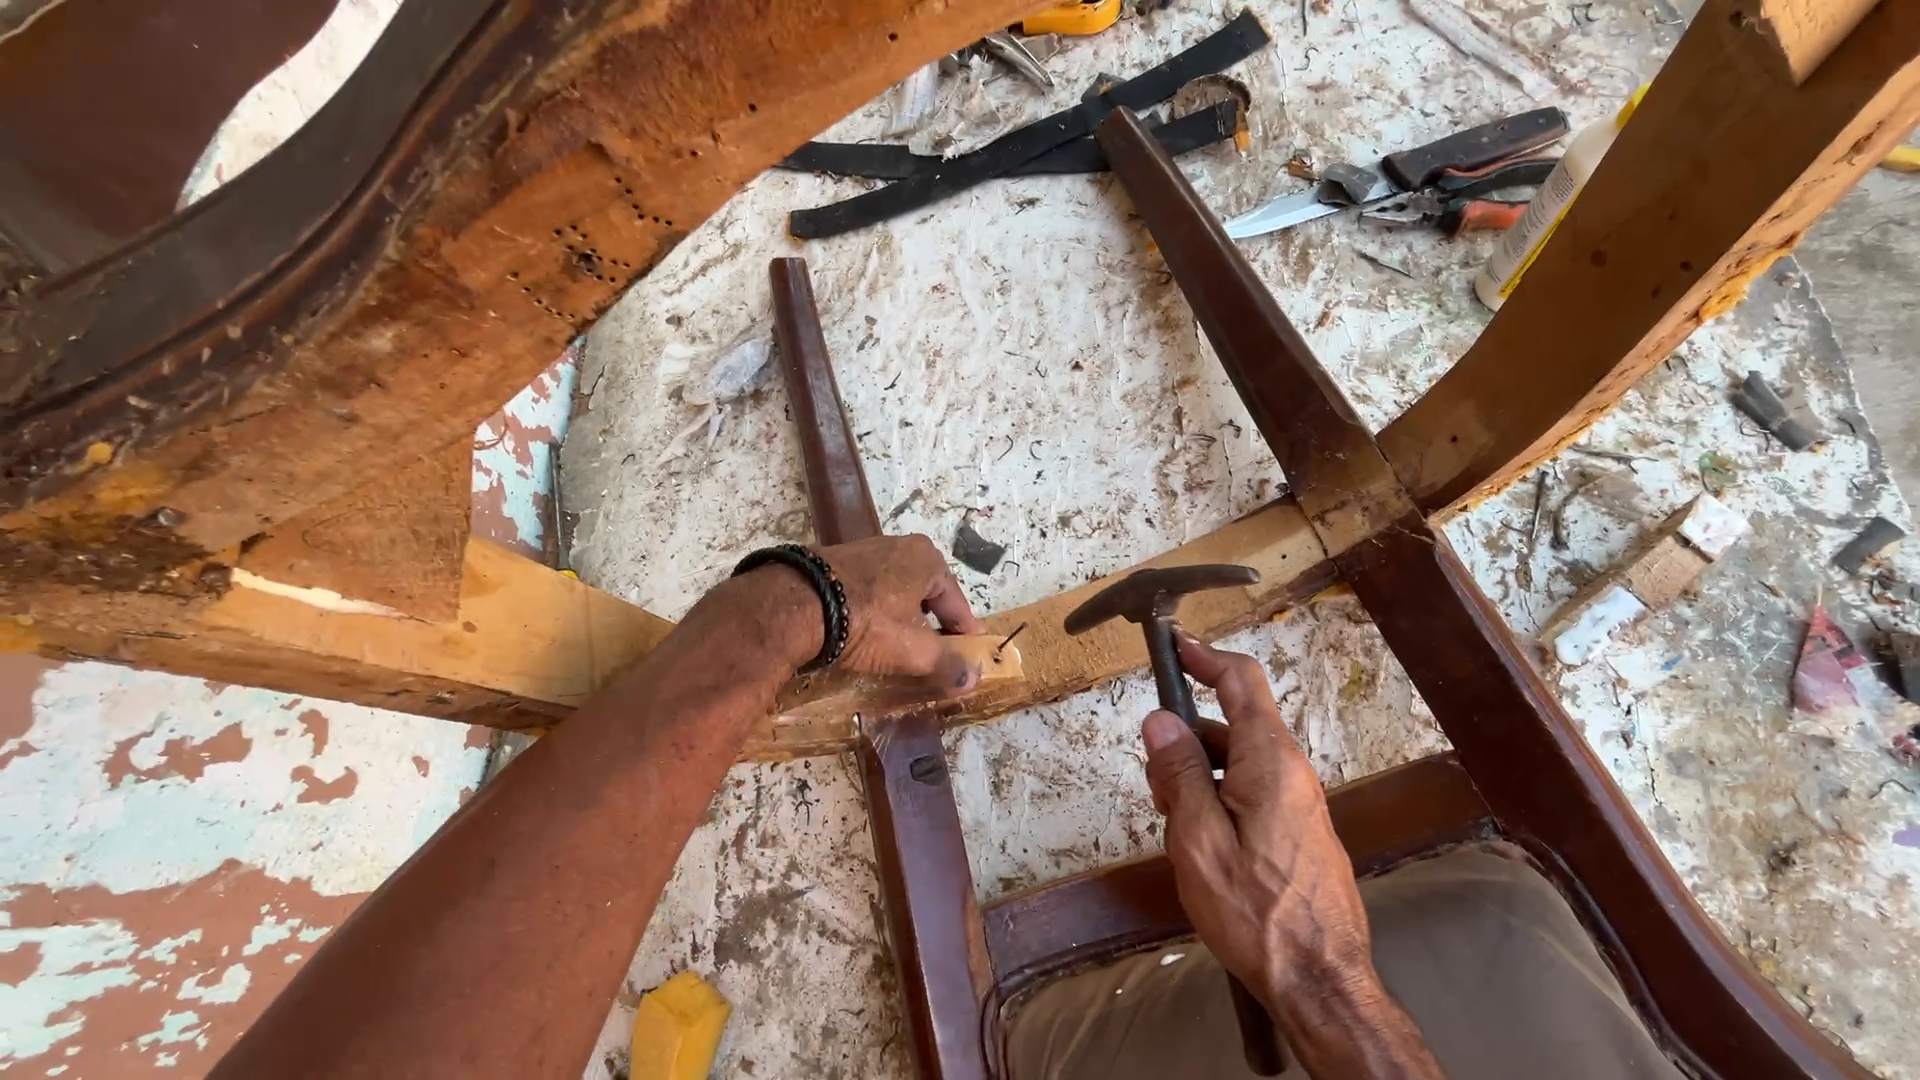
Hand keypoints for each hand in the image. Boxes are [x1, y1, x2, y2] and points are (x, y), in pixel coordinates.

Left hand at [818, 534, 985, 690]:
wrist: (795, 604)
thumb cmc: (867, 622)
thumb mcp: (913, 649)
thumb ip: (948, 663)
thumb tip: (974, 678)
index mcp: (927, 559)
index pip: (957, 603)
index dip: (964, 633)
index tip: (969, 654)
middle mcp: (900, 547)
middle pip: (927, 595)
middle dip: (933, 625)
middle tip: (935, 654)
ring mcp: (866, 552)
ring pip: (896, 593)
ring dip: (902, 619)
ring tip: (900, 647)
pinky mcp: (836, 564)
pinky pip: (869, 591)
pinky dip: (875, 612)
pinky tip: (867, 633)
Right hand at [1141, 633, 1371, 1011]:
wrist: (1320, 982)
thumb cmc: (1256, 913)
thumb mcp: (1198, 840)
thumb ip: (1179, 773)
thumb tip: (1161, 720)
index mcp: (1270, 762)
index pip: (1241, 682)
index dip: (1205, 655)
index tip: (1175, 644)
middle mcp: (1292, 773)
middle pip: (1231, 727)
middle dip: (1187, 744)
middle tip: (1158, 790)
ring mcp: (1299, 803)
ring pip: (1237, 764)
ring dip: (1199, 779)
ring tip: (1178, 832)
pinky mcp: (1299, 829)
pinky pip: (1251, 792)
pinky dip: (1218, 800)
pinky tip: (1204, 847)